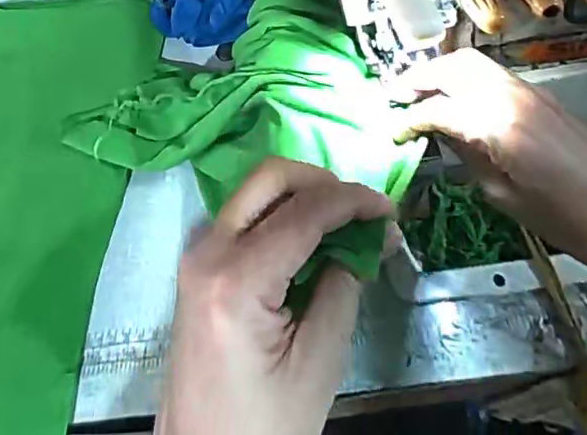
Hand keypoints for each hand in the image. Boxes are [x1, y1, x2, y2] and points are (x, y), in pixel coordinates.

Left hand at [158, 157, 392, 434]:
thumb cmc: (264, 425)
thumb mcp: (318, 362)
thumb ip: (345, 284)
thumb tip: (377, 233)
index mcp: (235, 281)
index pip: (303, 212)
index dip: (352, 200)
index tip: (388, 209)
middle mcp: (208, 251)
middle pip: (270, 177)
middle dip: (322, 181)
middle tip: (361, 209)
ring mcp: (198, 253)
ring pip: (256, 190)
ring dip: (303, 192)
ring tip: (343, 222)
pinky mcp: (200, 263)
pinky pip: (246, 214)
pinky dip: (283, 211)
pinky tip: (312, 237)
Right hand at [390, 49, 586, 281]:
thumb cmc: (563, 220)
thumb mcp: (502, 194)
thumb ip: (466, 154)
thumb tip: (436, 131)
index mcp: (496, 124)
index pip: (438, 109)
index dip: (410, 119)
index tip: (391, 129)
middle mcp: (509, 93)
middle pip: (452, 68)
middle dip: (420, 78)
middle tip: (396, 95)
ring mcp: (526, 88)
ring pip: (472, 63)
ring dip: (442, 71)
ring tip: (421, 91)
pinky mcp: (538, 93)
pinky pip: (492, 73)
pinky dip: (466, 76)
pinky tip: (456, 96)